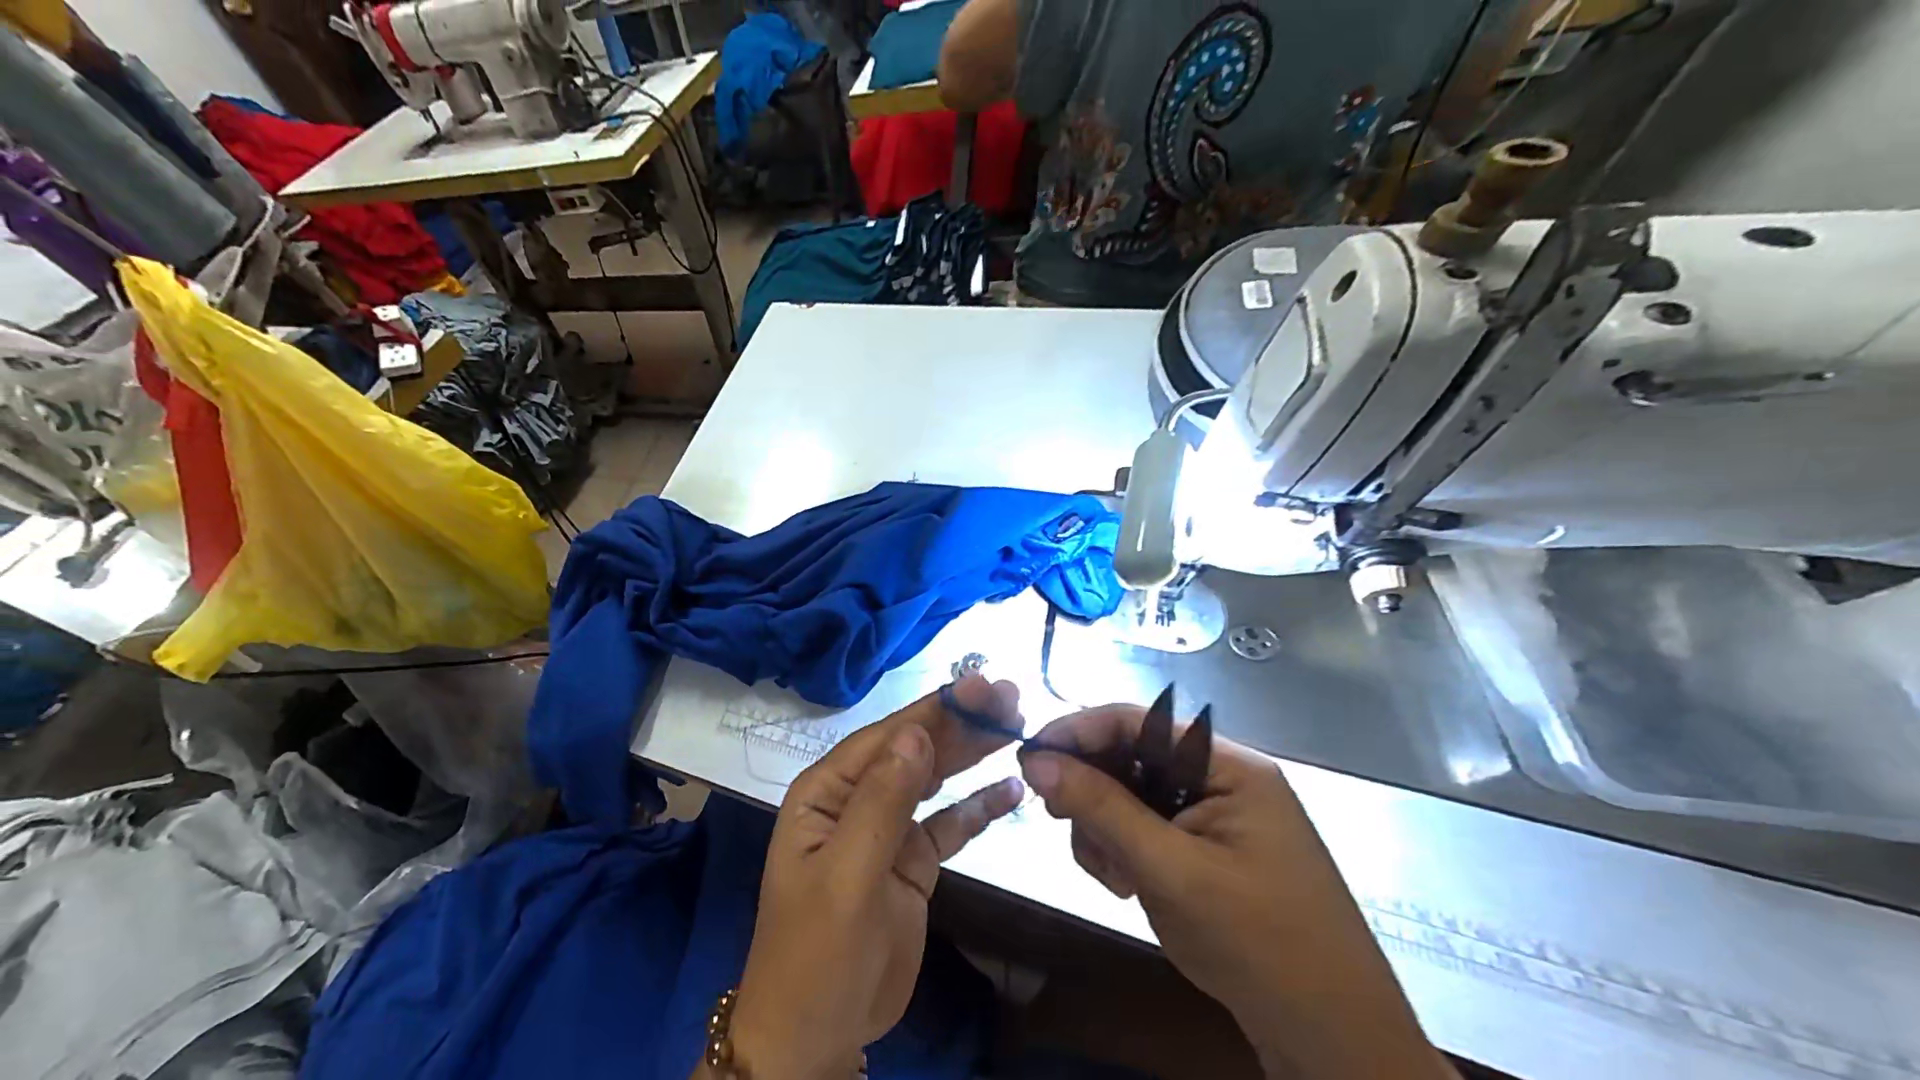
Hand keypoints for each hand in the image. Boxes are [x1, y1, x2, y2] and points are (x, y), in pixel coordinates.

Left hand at [723, 676, 1024, 1079]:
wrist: (817, 1037)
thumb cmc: (817, 954)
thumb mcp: (848, 875)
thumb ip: (882, 802)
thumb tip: (916, 732)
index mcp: (827, 793)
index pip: (887, 738)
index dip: (935, 709)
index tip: (981, 685)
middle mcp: (856, 801)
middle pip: (915, 750)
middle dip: (961, 723)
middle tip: (1012, 697)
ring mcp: (887, 832)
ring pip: (935, 780)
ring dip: (973, 754)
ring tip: (1016, 726)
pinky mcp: (912, 863)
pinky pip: (950, 825)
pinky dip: (978, 807)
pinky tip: (1011, 790)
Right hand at [1019, 707, 1457, 1079]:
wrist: (1330, 1037)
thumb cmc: (1258, 943)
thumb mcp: (1171, 871)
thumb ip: (1103, 808)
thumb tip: (1036, 759)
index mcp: (1228, 765)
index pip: (1138, 721)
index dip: (1078, 730)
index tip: (1029, 757)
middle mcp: (1221, 779)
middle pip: (1132, 757)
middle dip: (1092, 790)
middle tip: (1059, 821)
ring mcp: (1215, 816)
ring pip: (1132, 797)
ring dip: (1106, 828)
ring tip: (1112, 876)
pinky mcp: (1206, 850)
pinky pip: (1147, 830)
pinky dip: (1124, 852)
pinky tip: (1127, 887)